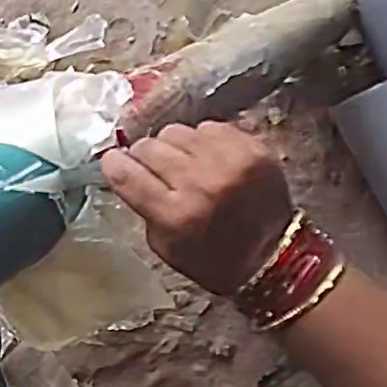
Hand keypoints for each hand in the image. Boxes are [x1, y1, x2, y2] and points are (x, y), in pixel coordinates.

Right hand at [102, 120, 293, 294]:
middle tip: (153, 169)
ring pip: (176, 131)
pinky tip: (207, 158)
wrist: (274, 256)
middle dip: (143, 156)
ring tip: (183, 163)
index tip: (113, 162)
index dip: (113, 164)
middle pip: (149, 147)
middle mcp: (201, 184)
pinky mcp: (251, 148)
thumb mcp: (166, 245)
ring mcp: (229, 162)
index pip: (126, 174)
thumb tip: (125, 170)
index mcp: (176, 216)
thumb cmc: (212, 259)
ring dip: (172, 146)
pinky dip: (201, 141)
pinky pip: (208, 127)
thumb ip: (144, 206)